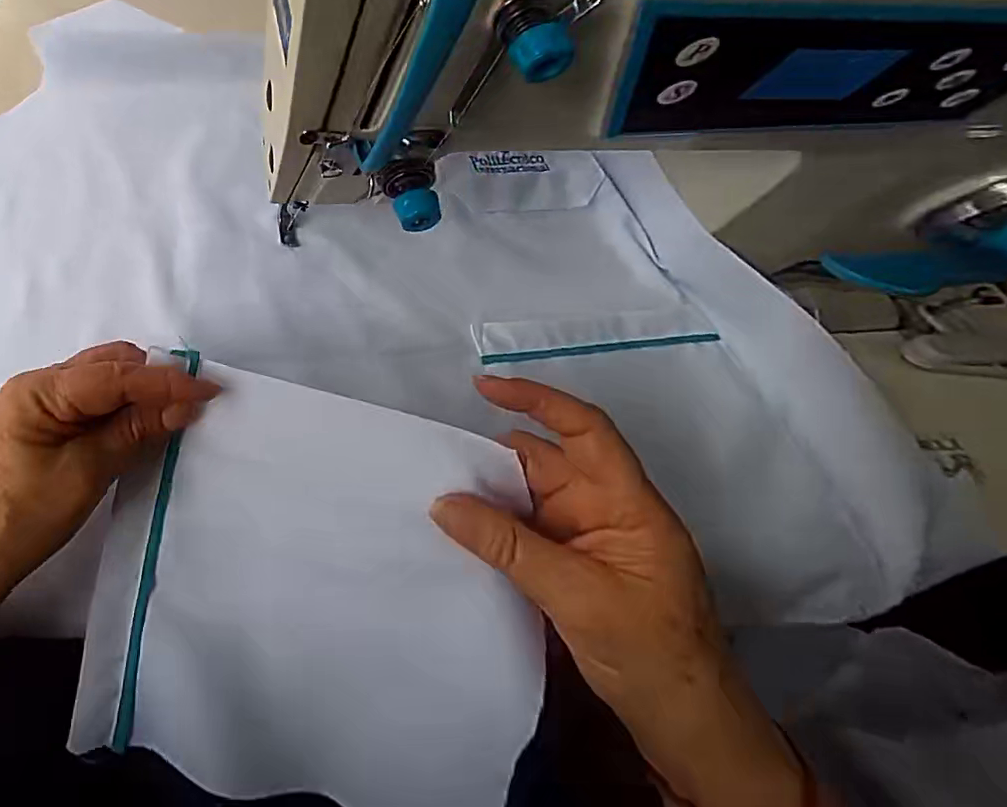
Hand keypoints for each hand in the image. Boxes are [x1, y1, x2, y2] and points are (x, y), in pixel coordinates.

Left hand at [0, 342, 218, 647]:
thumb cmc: (23, 517)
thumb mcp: (85, 474)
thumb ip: (132, 432)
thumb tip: (183, 406)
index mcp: (38, 390)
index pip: (111, 375)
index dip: (163, 381)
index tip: (209, 389)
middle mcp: (36, 384)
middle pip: (105, 365)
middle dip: (151, 378)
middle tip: (195, 402)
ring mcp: (38, 400)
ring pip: (99, 378)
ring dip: (137, 390)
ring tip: (175, 410)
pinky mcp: (44, 419)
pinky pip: (90, 398)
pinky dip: (119, 405)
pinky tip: (141, 420)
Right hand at [430, 376, 808, 805]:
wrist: (684, 728)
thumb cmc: (655, 656)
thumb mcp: (579, 597)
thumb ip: (508, 545)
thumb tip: (441, 503)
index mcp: (628, 507)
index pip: (586, 433)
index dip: (538, 401)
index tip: (483, 386)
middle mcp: (601, 510)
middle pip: (540, 460)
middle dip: (488, 454)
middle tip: (432, 458)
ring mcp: (578, 536)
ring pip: (520, 492)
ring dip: (480, 488)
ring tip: (430, 486)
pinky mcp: (559, 561)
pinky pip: (513, 525)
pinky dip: (482, 519)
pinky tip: (452, 523)